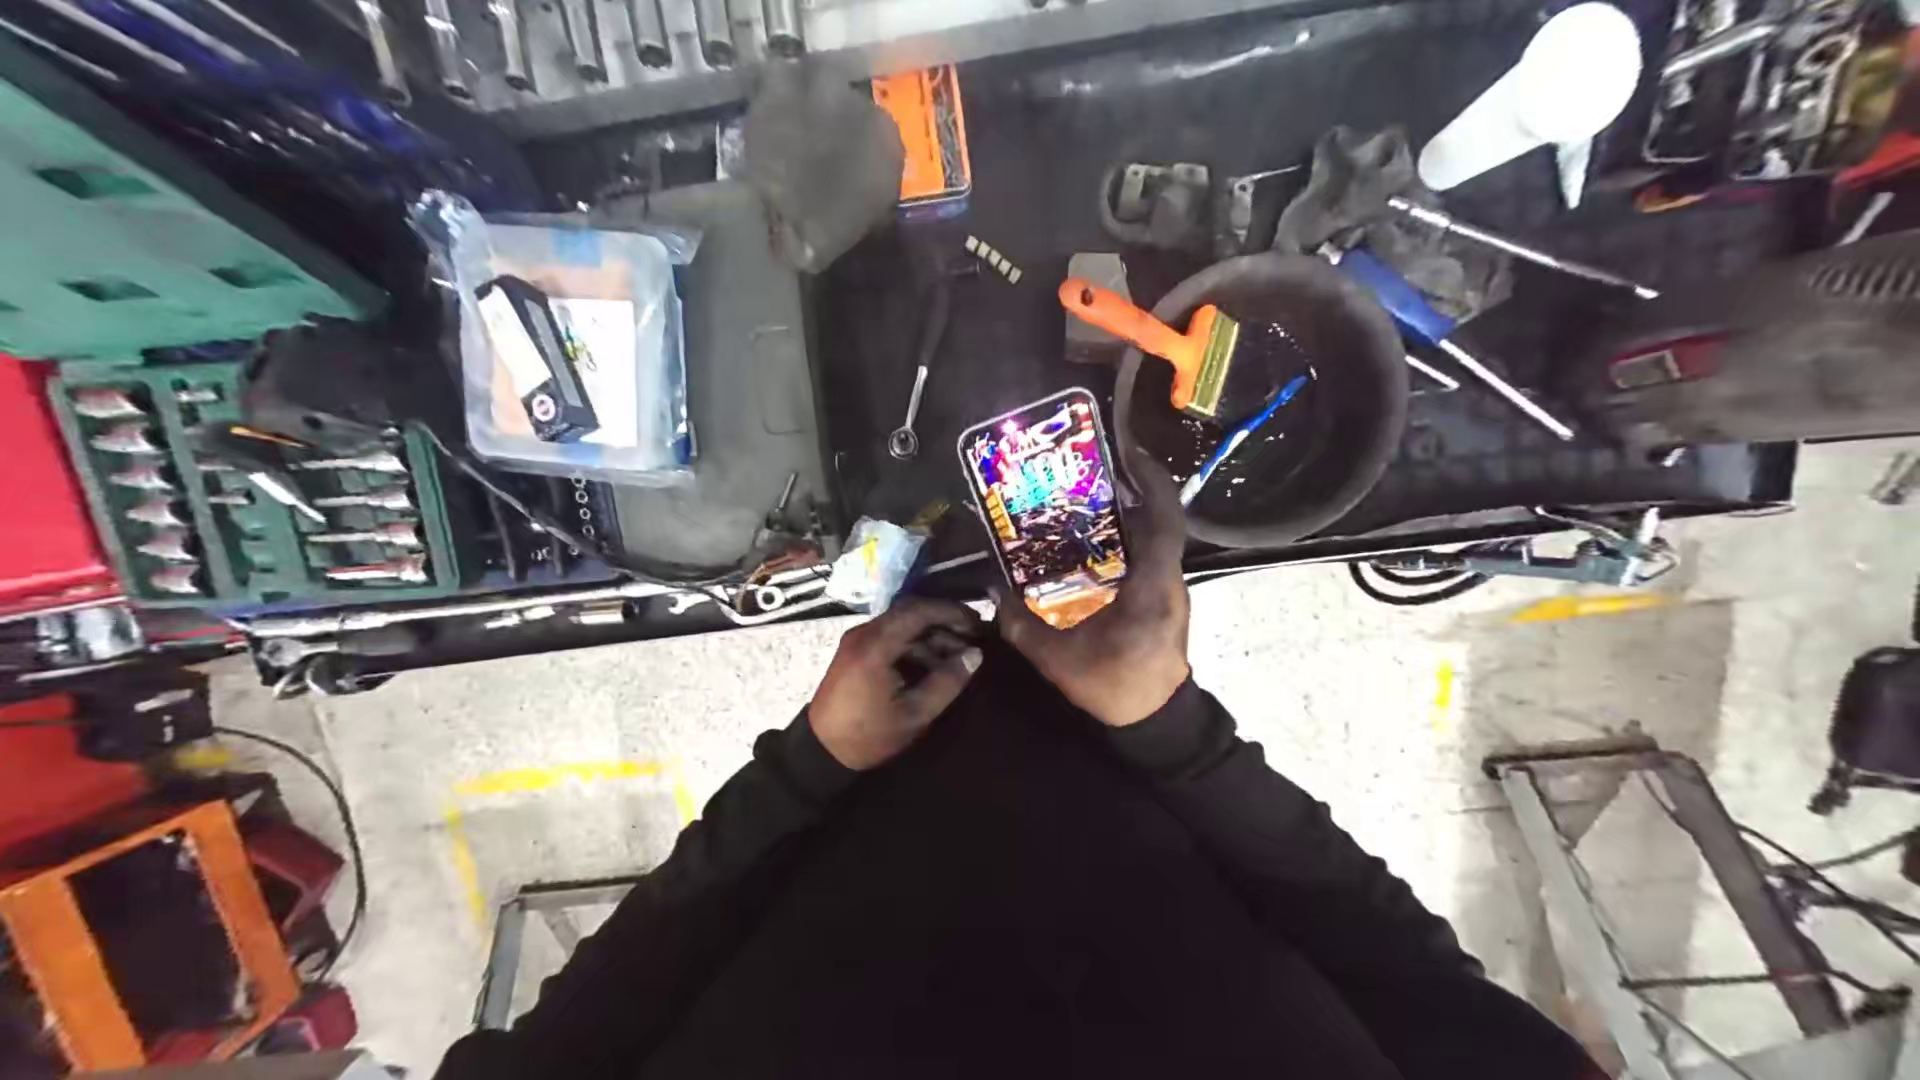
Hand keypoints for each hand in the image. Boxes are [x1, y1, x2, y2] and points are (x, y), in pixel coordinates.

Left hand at [808, 598, 985, 769]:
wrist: (821, 752)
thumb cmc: (868, 735)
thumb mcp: (914, 714)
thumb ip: (947, 682)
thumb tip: (975, 655)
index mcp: (875, 645)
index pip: (918, 611)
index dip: (951, 612)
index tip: (977, 624)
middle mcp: (864, 634)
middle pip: (911, 613)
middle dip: (945, 621)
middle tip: (974, 636)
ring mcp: (858, 641)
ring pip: (902, 625)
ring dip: (932, 635)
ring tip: (960, 654)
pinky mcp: (857, 651)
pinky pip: (892, 637)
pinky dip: (916, 645)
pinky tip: (936, 663)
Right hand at [997, 447, 1190, 727]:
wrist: (1153, 721)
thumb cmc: (1114, 687)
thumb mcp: (1058, 660)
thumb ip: (1021, 624)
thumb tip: (994, 590)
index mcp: (1151, 588)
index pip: (1164, 520)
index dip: (1150, 480)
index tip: (1126, 452)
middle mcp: (1168, 579)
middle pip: (1158, 518)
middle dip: (1128, 488)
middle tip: (1086, 472)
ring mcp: (1169, 586)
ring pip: (1154, 534)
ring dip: (1127, 511)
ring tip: (1083, 498)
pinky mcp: (1162, 594)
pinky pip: (1147, 552)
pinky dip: (1124, 537)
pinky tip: (1088, 541)